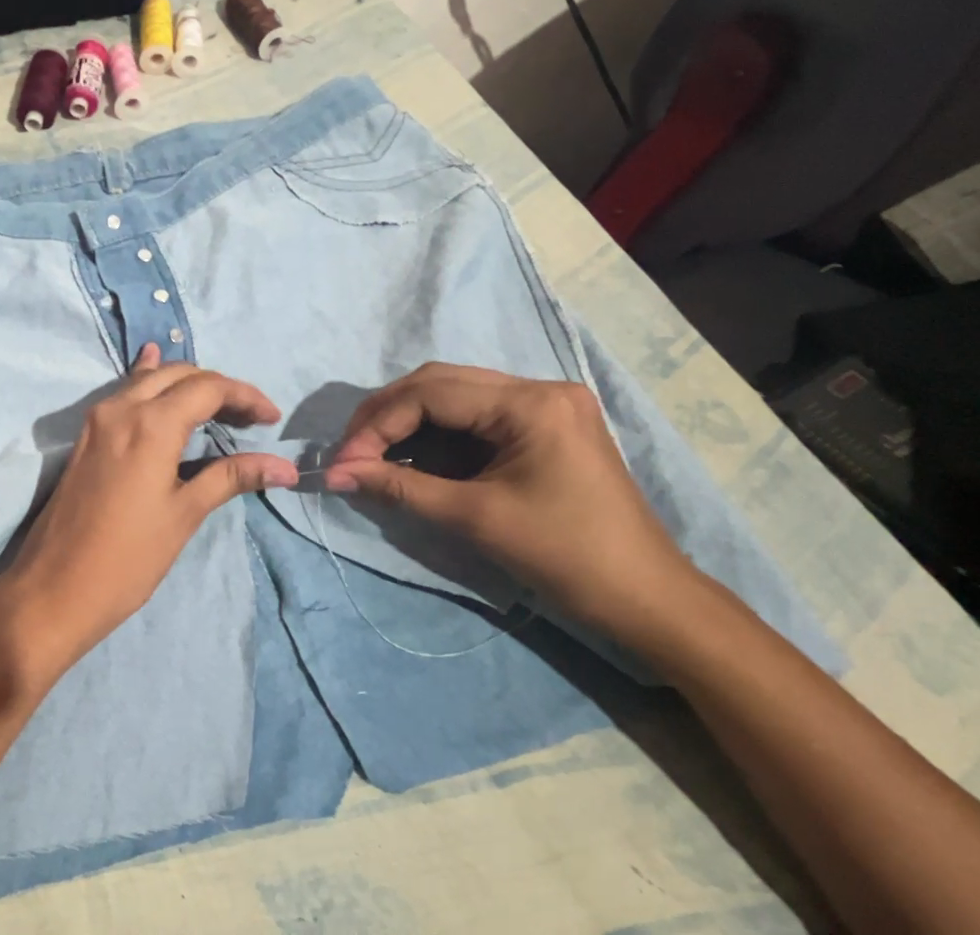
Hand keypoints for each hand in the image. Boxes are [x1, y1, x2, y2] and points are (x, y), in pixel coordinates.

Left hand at [12, 344, 299, 645]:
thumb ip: (231, 477)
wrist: (54, 587)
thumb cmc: (128, 557)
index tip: (272, 419)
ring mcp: (97, 420)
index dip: (246, 396)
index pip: (208, 387)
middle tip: (249, 418)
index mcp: (150, 424)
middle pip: (179, 375)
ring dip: (185, 386)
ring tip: (218, 410)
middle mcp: (120, 408)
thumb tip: (285, 467)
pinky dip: (150, 384)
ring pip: (149, 381)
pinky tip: (155, 369)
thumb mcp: (184, 514)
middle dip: (218, 388)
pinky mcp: (86, 437)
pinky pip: (125, 394)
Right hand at [321, 363, 697, 635]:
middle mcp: (538, 389)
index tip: (341, 464)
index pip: (430, 393)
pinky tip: (410, 459)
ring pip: (453, 397)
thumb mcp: (473, 517)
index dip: (376, 426)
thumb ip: (399, 486)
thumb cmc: (563, 554)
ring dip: (406, 424)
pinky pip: (474, 418)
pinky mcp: (544, 428)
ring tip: (369, 457)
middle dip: (385, 417)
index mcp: (530, 403)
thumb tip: (335, 474)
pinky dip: (435, 436)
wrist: (643, 596)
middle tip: (348, 455)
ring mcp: (545, 406)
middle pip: (438, 383)